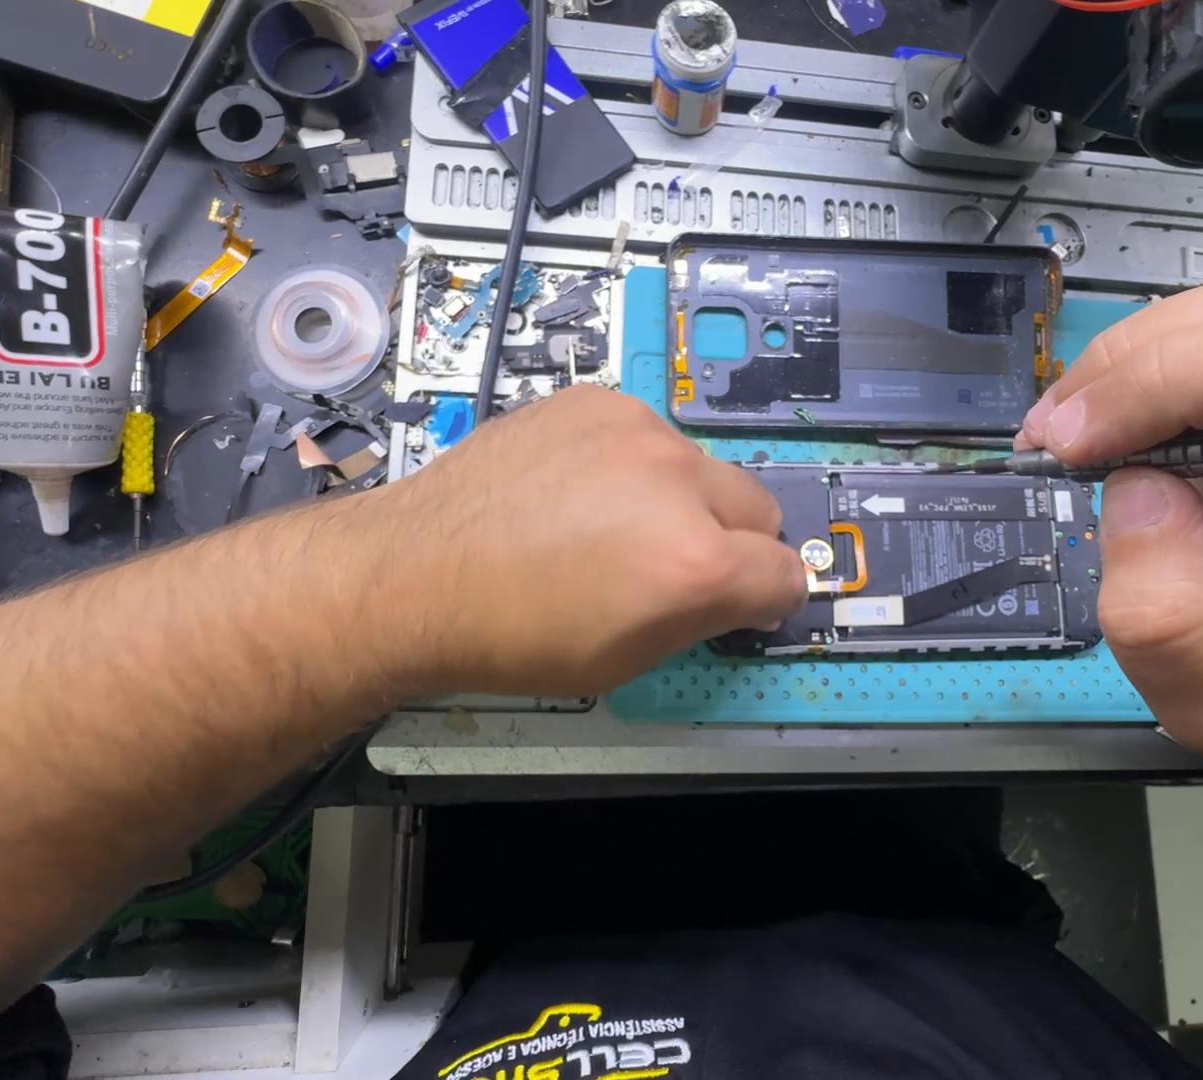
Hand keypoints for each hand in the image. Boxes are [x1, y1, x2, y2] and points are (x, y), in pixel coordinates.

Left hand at [371, 386, 805, 696]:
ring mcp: (635, 430)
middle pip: (761, 507)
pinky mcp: (595, 401)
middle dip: (736, 542)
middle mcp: (676, 481)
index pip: (787, 571)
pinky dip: (634, 463)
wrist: (414, 573)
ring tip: (615, 522)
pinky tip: (582, 488)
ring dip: (683, 497)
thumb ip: (703, 617)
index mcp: (693, 561)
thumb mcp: (628, 658)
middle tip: (678, 563)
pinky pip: (648, 435)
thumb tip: (741, 591)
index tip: (744, 600)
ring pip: (703, 468)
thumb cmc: (515, 634)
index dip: (768, 595)